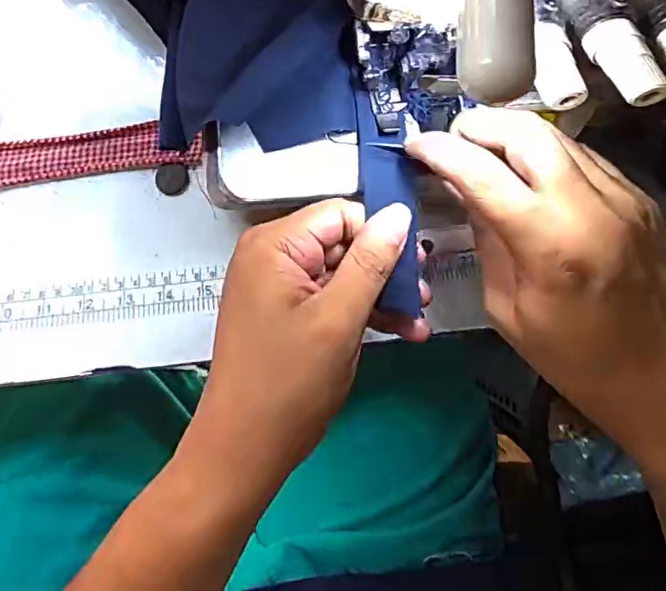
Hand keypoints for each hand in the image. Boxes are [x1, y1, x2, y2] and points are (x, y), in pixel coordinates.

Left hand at [185, 200, 426, 497]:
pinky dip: (358, 311)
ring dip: (379, 294)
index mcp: (274, 244)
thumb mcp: (338, 319)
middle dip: (384, 270)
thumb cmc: (288, 384)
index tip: (416, 265)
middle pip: (342, 242)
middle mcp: (270, 253)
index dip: (380, 235)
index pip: (340, 214)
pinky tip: (397, 329)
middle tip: (423, 296)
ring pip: (340, 271)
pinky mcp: (283, 309)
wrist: (243, 453)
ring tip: (416, 320)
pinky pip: (327, 295)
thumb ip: (371, 262)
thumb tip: (399, 213)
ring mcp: (275, 283)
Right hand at [407, 108, 665, 454]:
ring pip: (551, 133)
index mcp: (550, 242)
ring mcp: (620, 194)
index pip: (480, 170)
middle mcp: (589, 205)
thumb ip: (483, 234)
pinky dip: (541, 151)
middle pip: (521, 130)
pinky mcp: (636, 194)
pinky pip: (577, 153)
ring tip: (481, 149)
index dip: (439, 149)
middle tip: (450, 141)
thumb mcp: (504, 304)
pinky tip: (526, 171)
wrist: (660, 378)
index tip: (414, 146)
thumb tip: (459, 184)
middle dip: (476, 125)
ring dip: (508, 132)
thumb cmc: (572, 357)